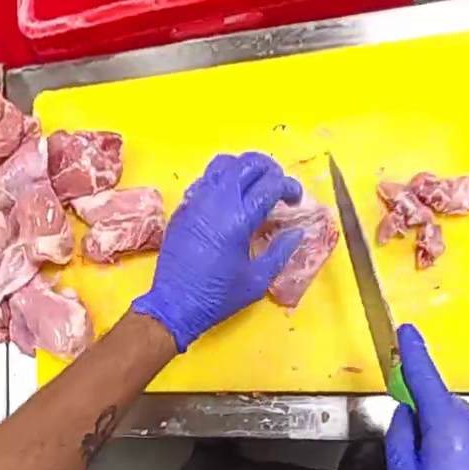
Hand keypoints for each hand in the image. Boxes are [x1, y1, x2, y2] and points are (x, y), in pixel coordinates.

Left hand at [133, 152, 303, 350]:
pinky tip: (227, 200)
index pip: (271, 183)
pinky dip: (220, 181)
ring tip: (252, 186)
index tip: (295, 200)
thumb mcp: (257, 281)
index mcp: (239, 218)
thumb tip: (295, 232)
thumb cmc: (217, 297)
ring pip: (222, 165)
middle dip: (269, 169)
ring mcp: (195, 202)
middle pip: (247, 163)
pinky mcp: (181, 210)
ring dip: (243, 169)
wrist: (174, 306)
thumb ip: (280, 252)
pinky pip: (203, 181)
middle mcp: (216, 201)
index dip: (289, 186)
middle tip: (277, 186)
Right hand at [385, 324, 468, 469]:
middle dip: (425, 422)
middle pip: (443, 407)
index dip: (414, 355)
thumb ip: (400, 439)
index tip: (407, 331)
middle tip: (413, 463)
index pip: (427, 380)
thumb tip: (406, 413)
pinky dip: (463, 453)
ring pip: (461, 426)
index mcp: (449, 426)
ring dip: (445, 441)